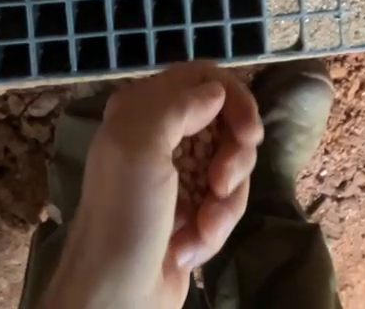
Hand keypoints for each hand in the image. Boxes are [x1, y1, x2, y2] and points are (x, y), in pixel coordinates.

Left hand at [41, 62, 263, 308]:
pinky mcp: (192, 208)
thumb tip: (217, 90)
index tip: (249, 133)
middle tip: (221, 183)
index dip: (233, 98)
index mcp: (143, 107)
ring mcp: (178, 172)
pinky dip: (216, 225)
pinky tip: (192, 248)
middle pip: (225, 120)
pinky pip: (226, 201)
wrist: (115, 299)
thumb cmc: (125, 216)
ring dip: (224, 201)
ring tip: (202, 228)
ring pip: (231, 163)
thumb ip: (177, 105)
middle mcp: (161, 133)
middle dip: (233, 156)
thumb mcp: (139, 146)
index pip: (203, 77)